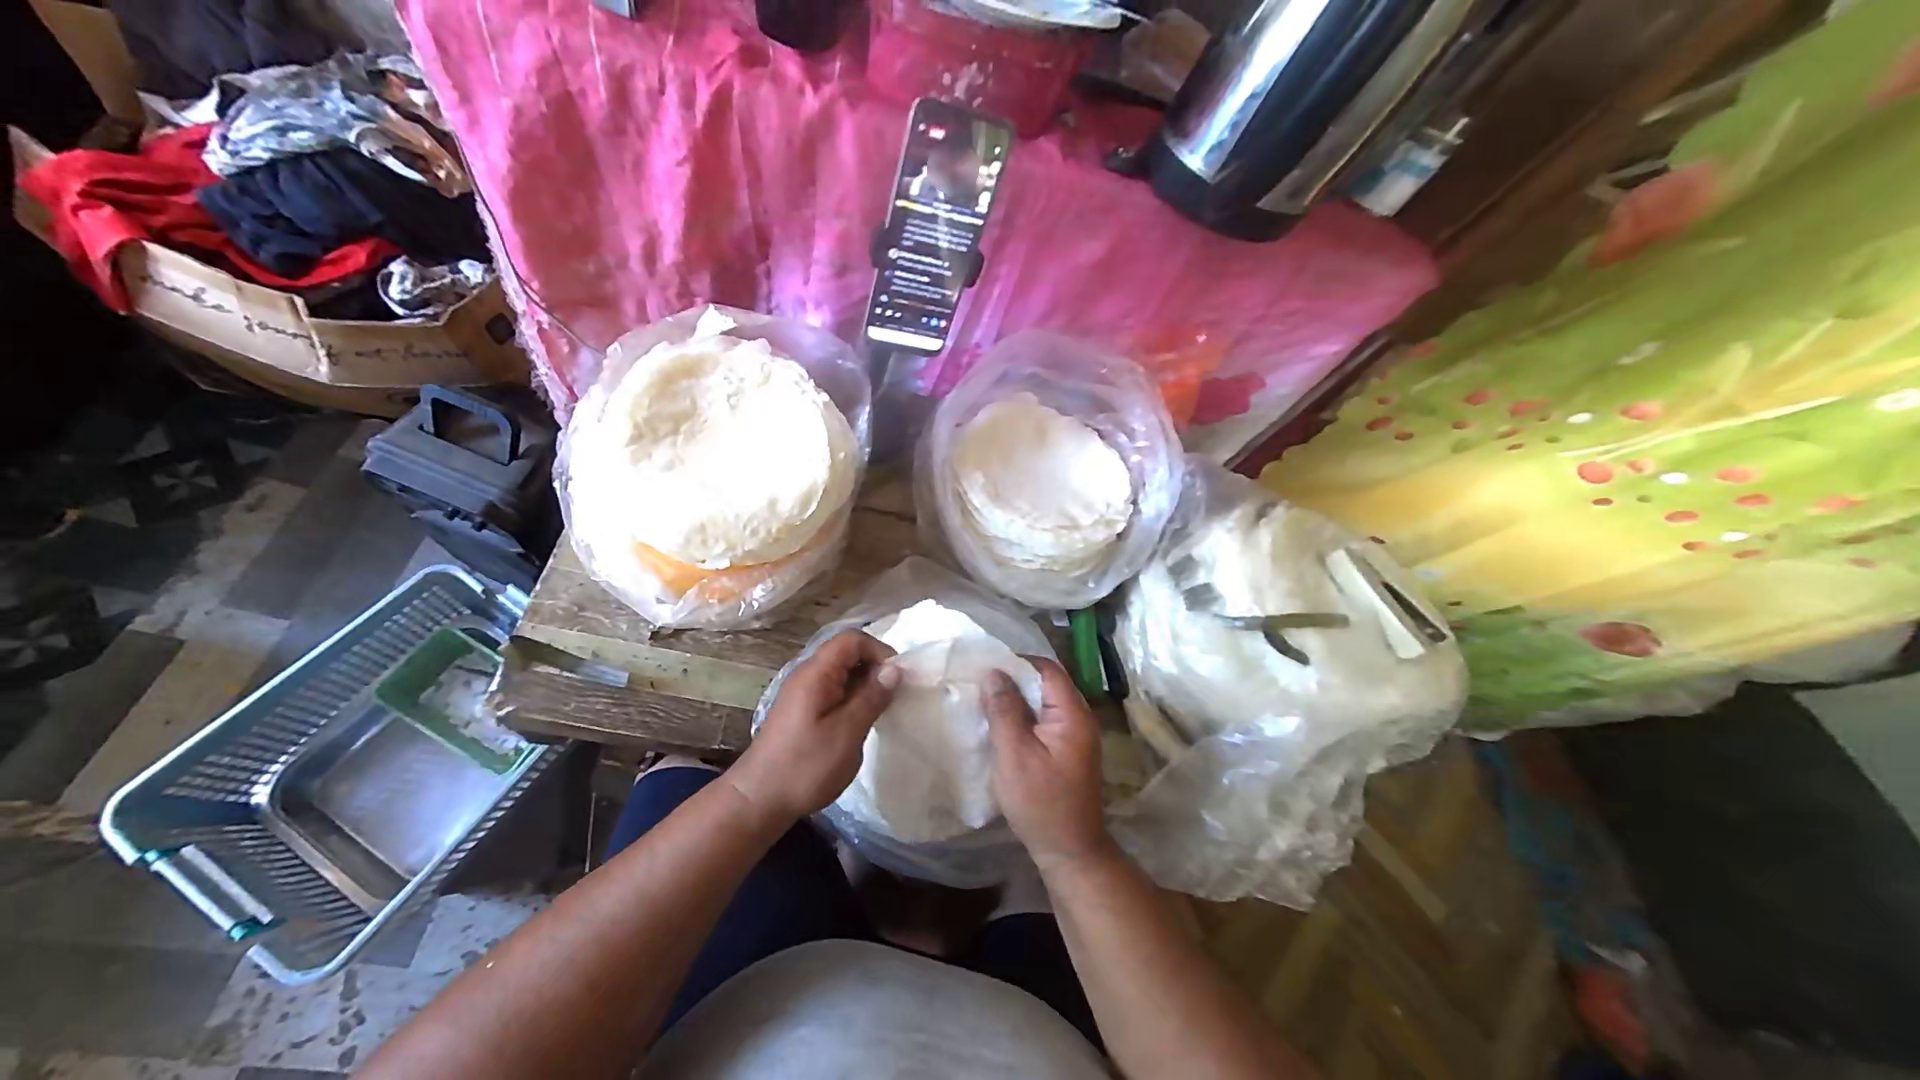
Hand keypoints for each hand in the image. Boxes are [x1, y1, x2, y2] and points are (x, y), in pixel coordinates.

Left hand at [728, 630, 898, 822]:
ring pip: (841, 672)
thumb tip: (894, 669)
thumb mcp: (847, 733)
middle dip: (874, 667)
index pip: (852, 639)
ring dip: (865, 684)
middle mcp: (807, 675)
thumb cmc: (805, 766)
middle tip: (894, 695)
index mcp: (816, 673)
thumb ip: (872, 698)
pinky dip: (852, 698)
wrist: (758, 800)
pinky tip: (860, 722)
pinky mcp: (802, 710)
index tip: (897, 677)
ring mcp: (802, 693)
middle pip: (846, 652)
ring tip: (881, 710)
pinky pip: (833, 690)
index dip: (879, 650)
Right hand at [982, 658, 1114, 873]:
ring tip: (985, 700)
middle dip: (1013, 679)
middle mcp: (1080, 718)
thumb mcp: (1015, 754)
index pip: (1047, 669)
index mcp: (1073, 714)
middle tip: (980, 682)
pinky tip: (1001, 725)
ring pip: (1043, 702)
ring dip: (1017, 700)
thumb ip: (1004, 710)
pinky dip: (1024, 717)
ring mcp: (1075, 736)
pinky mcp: (1067, 750)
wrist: (1070, 851)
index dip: (1016, 662)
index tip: (985, 665)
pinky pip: (1044, 720)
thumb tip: (993, 672)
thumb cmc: (1041, 803)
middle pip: (1046, 683)